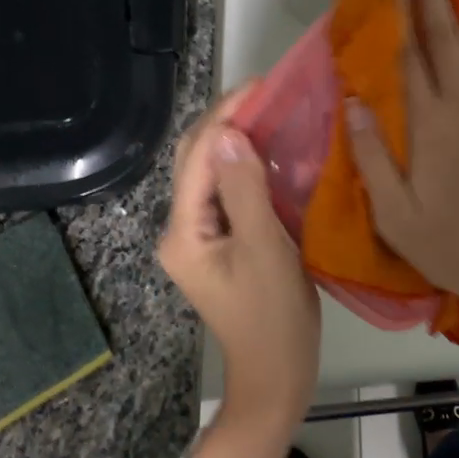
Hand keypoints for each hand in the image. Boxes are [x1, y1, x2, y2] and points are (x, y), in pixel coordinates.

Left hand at [158, 86, 320, 421]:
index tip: (260, 84)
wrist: (277, 373)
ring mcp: (200, 237)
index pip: (198, 158)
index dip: (225, 116)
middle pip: (197, 161)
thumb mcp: (265, 249)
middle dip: (227, 121)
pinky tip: (272, 150)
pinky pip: (228, 191)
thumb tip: (229, 134)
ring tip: (271, 109)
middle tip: (269, 91)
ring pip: (212, 173)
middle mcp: (181, 229)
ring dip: (237, 139)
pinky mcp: (220, 242)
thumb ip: (244, 190)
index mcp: (183, 232)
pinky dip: (246, 164)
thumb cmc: (273, 315)